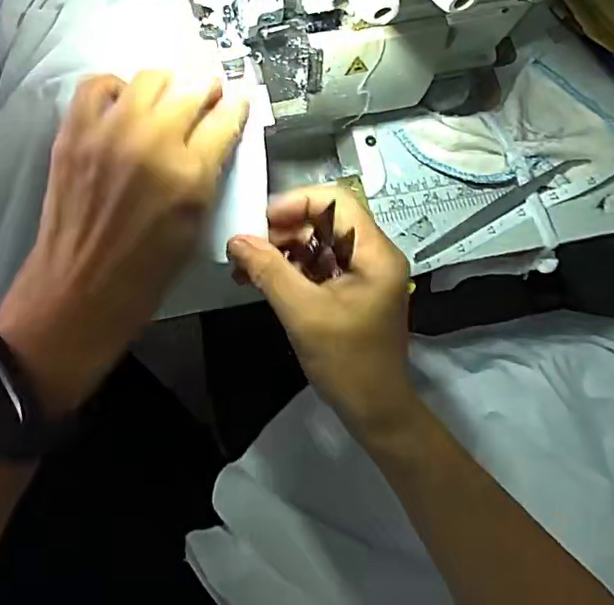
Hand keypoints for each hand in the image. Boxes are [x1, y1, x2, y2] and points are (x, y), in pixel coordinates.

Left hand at [0, 71, 247, 412]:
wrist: (81, 288)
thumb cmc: (147, 267)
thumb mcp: (198, 220)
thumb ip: (209, 170)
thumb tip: (214, 135)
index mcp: (191, 173)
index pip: (226, 119)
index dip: (235, 109)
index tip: (235, 103)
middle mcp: (153, 142)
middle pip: (191, 90)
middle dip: (206, 92)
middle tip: (206, 97)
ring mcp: (110, 132)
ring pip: (150, 79)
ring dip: (166, 86)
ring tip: (165, 99)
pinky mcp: (76, 132)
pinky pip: (97, 85)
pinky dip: (115, 88)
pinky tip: (122, 104)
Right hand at [227, 186, 420, 440]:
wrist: (376, 413)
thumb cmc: (347, 361)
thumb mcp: (302, 313)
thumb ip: (269, 271)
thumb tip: (236, 240)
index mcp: (375, 252)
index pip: (337, 201)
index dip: (298, 203)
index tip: (262, 221)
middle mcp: (374, 253)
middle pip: (327, 219)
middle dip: (285, 228)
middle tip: (249, 246)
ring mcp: (364, 272)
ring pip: (320, 241)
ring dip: (284, 249)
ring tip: (247, 265)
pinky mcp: (353, 289)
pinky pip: (320, 263)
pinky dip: (292, 267)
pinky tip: (262, 279)